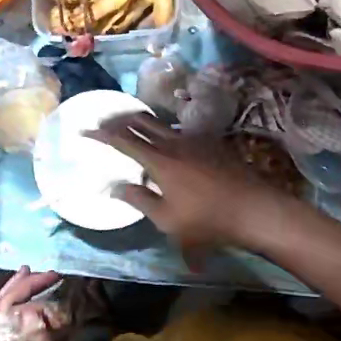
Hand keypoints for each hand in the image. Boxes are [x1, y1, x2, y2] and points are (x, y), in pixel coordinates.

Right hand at [87, 114, 295, 264]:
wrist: (256, 210)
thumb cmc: (207, 220)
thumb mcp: (167, 220)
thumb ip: (139, 200)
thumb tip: (114, 187)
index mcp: (159, 160)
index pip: (123, 140)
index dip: (101, 134)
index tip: (85, 130)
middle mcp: (174, 143)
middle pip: (141, 122)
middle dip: (119, 119)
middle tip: (105, 121)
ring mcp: (195, 140)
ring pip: (161, 124)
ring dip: (141, 121)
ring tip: (131, 125)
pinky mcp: (212, 144)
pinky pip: (179, 130)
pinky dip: (163, 130)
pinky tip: (167, 139)